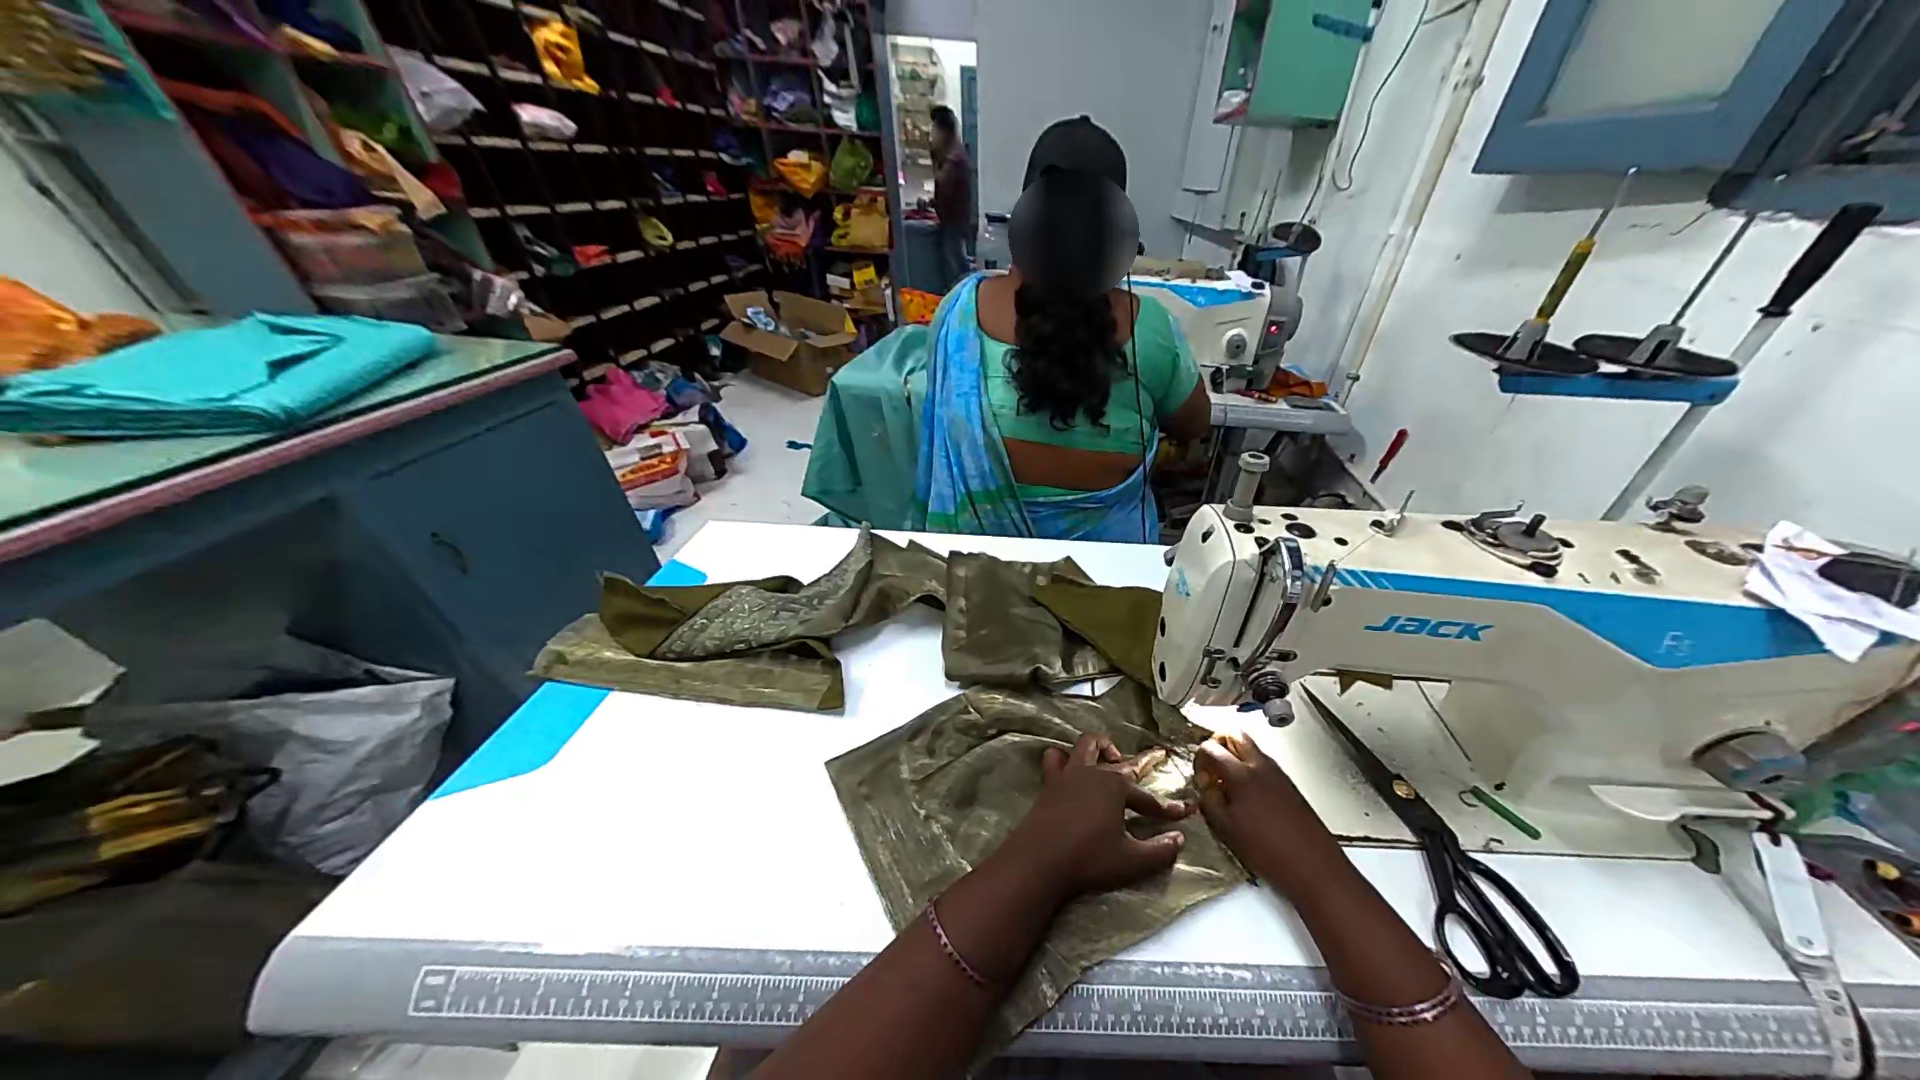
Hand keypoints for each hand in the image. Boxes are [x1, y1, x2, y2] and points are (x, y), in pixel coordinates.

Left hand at [999, 734, 1191, 900]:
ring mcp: (1069, 774)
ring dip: (1101, 746)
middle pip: (1123, 764)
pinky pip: (1055, 759)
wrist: (1039, 860)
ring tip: (1111, 755)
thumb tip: (1179, 839)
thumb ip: (1160, 851)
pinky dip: (1064, 758)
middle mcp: (1094, 773)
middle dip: (1144, 762)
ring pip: (1086, 745)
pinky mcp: (1049, 782)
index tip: (1186, 810)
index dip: (1169, 808)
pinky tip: (1069, 766)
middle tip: (1158, 755)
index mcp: (1116, 788)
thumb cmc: (1088, 859)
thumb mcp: (1132, 861)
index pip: (1149, 799)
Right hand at [1194, 732, 1338, 888]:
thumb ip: (1208, 799)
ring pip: (1251, 748)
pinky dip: (1250, 768)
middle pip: (1235, 735)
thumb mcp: (1225, 828)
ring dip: (1235, 756)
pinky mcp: (1289, 785)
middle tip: (1211, 765)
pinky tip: (1248, 796)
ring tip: (1228, 783)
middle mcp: (1261, 765)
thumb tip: (1204, 785)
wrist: (1314, 866)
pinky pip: (1264, 763)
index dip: (1199, 758)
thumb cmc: (1266, 850)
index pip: (1210, 748)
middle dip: (1218, 744)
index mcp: (1240, 773)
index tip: (1199, 776)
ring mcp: (1278, 773)